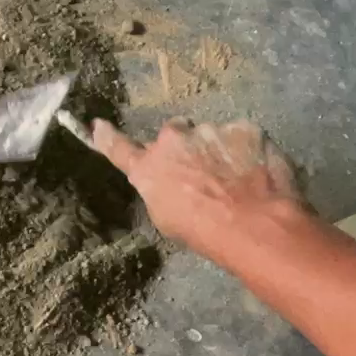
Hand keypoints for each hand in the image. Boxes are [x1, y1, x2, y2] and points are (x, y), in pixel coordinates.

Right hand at [92, 117, 306, 264]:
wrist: (251, 224)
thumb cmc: (202, 230)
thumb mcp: (165, 217)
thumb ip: (157, 187)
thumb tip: (161, 178)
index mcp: (149, 165)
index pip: (119, 147)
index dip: (106, 136)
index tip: (98, 125)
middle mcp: (172, 138)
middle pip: (175, 134)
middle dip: (185, 147)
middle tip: (203, 173)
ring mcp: (209, 129)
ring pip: (211, 134)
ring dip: (218, 150)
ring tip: (236, 180)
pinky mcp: (244, 128)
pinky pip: (242, 136)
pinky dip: (247, 150)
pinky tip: (257, 172)